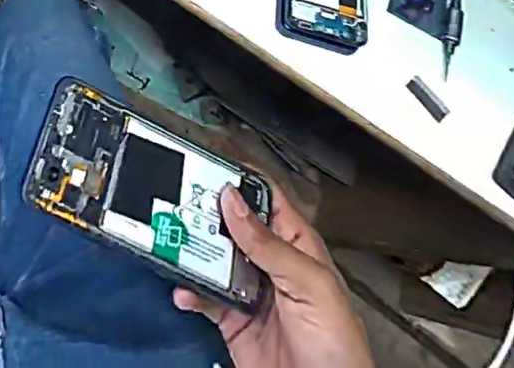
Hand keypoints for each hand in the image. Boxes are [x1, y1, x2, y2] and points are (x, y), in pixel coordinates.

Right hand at [174, 183, 372, 367]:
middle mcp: (269, 261)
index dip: (240, 178)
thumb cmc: (338, 347)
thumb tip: (232, 199)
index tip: (210, 166)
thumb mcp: (309, 285)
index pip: (265, 196)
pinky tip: (183, 289)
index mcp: (294, 243)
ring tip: (175, 240)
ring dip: (193, 249)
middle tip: (182, 201)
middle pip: (232, 223)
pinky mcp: (233, 320)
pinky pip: (205, 296)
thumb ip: (269, 244)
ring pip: (214, 256)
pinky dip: (190, 290)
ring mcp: (249, 289)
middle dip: (207, 211)